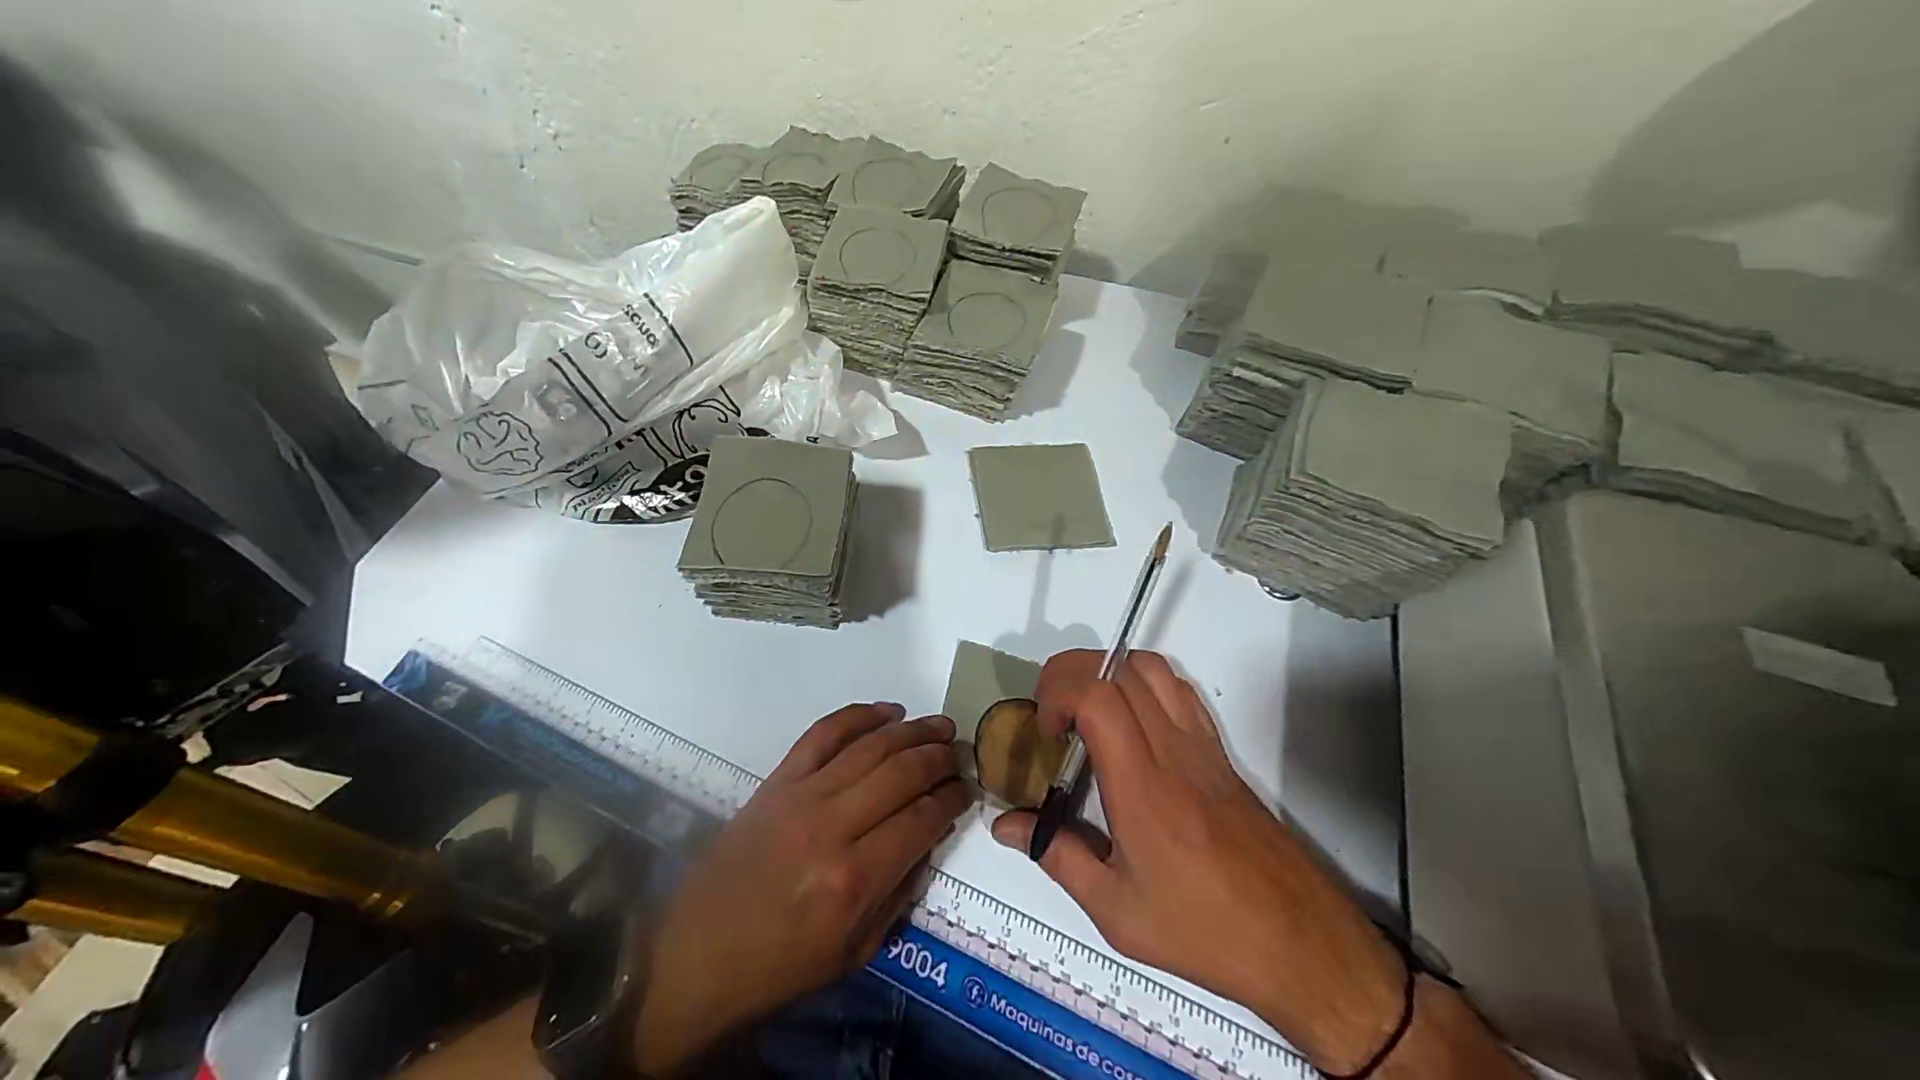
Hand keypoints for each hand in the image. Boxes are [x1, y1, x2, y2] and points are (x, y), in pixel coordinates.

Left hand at [633, 703, 969, 1074]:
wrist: (697, 954)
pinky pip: (823, 734)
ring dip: (911, 730)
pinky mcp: (776, 781)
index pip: (922, 818)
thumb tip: (931, 836)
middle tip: (960, 752)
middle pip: (902, 773)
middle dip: (939, 758)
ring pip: (870, 747)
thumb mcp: (856, 950)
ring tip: (938, 725)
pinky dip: (858, 716)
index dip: (952, 798)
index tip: (967, 788)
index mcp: (854, 878)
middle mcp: (831, 827)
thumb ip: (901, 891)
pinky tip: (886, 712)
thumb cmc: (780, 965)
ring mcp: (800, 796)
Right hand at [990, 651, 1406, 1072]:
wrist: (1298, 941)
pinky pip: (1181, 691)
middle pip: (1118, 668)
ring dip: (1108, 670)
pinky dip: (1145, 682)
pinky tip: (1131, 722)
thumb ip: (1056, 856)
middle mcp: (1173, 751)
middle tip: (1053, 715)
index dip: (1058, 692)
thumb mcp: (1115, 910)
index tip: (1046, 729)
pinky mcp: (1221, 754)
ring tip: (1087, 711)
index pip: (1097, 696)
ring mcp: (1202, 747)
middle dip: (1070, 673)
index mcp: (1141, 786)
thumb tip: (1006, 824)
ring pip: (1153, 668)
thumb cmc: (1201, 929)